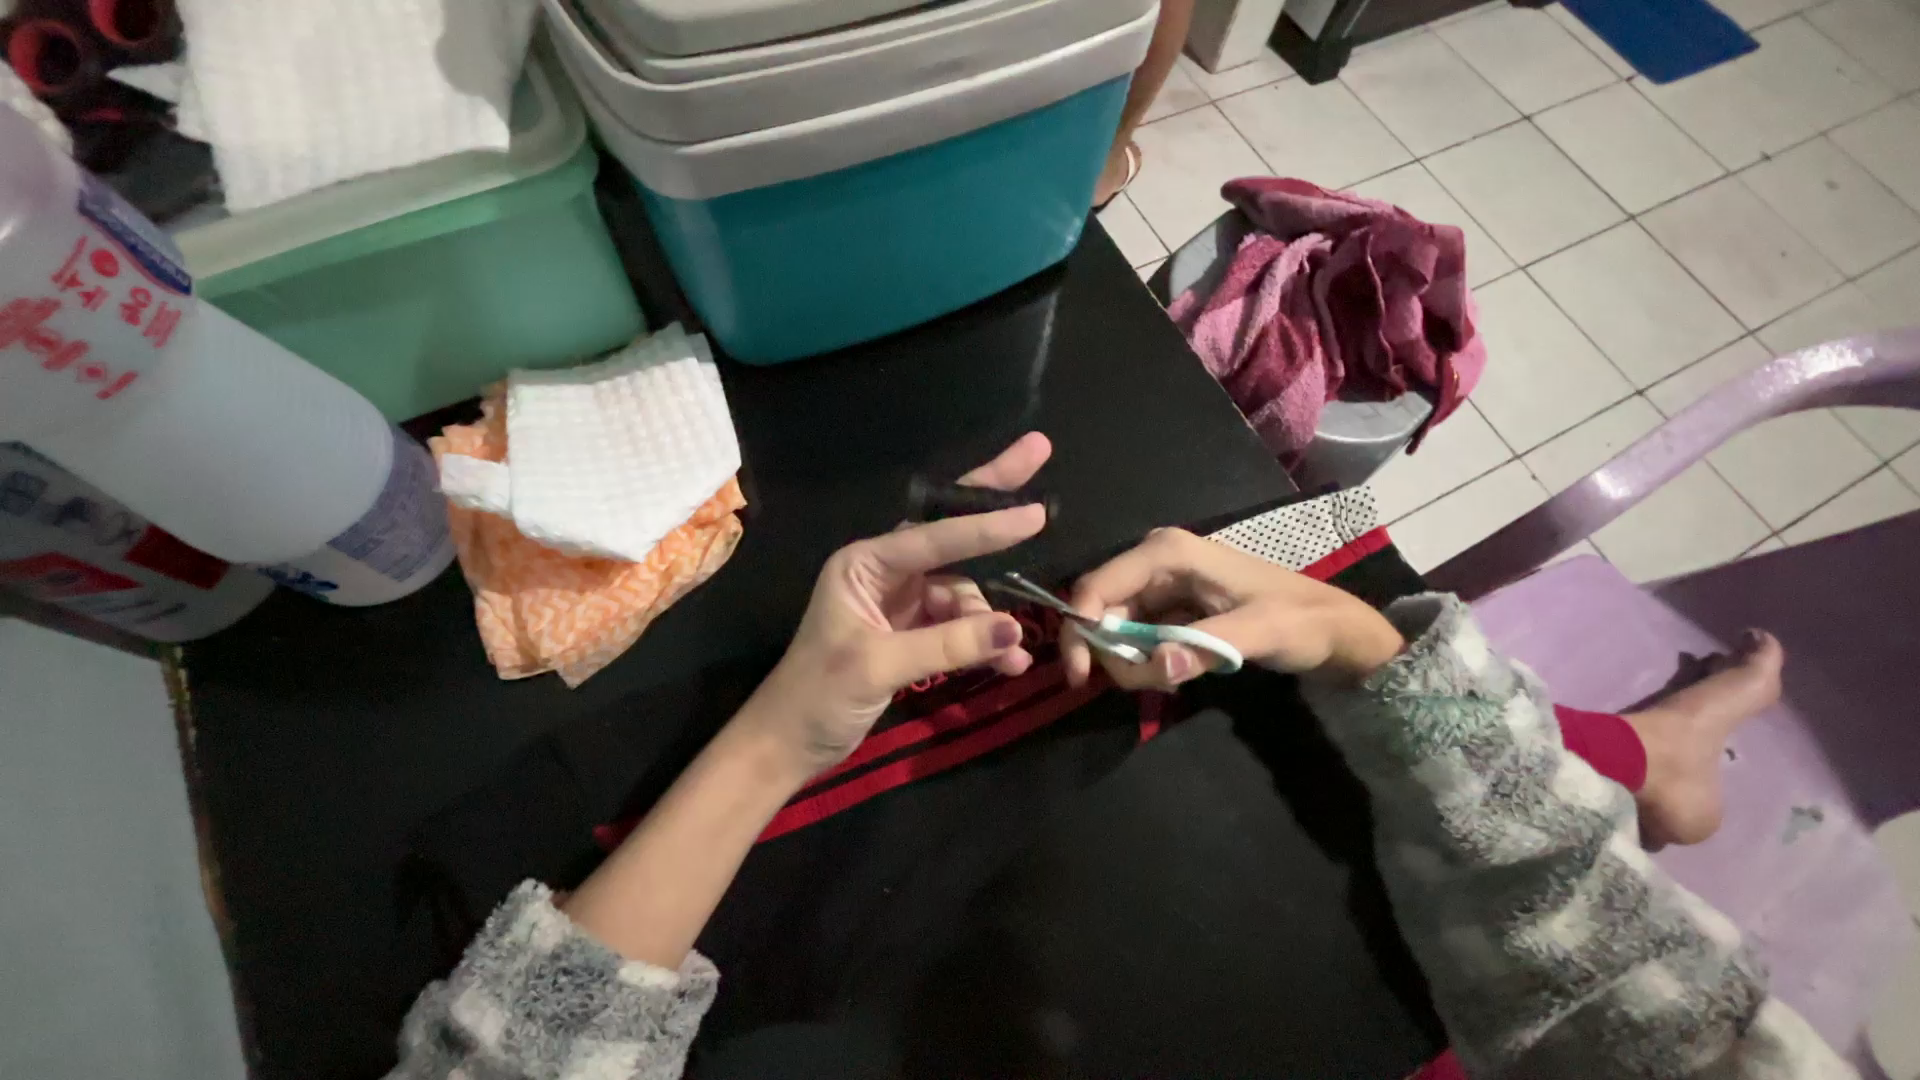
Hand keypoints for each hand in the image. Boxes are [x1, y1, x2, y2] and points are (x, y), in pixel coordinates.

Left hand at [743, 434, 1052, 776]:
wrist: (790, 744)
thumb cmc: (818, 695)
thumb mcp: (879, 665)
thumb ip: (948, 644)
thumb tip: (1015, 630)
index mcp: (864, 563)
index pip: (934, 537)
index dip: (986, 525)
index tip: (1034, 513)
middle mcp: (886, 572)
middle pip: (950, 534)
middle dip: (994, 504)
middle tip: (1038, 451)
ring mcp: (902, 602)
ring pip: (963, 593)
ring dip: (990, 621)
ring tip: (1015, 655)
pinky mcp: (913, 633)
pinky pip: (960, 626)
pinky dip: (982, 643)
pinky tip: (1008, 664)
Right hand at [1062, 527, 1403, 690]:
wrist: (1332, 629)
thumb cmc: (1301, 620)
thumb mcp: (1262, 632)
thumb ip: (1208, 646)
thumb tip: (1160, 665)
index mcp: (1170, 553)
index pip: (1098, 585)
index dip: (1080, 628)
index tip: (1082, 677)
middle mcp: (1155, 563)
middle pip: (1101, 610)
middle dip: (1114, 654)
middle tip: (1154, 685)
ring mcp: (1160, 586)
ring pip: (1115, 628)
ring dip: (1132, 662)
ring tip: (1176, 678)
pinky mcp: (1167, 609)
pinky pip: (1135, 637)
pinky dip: (1145, 661)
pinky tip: (1176, 672)